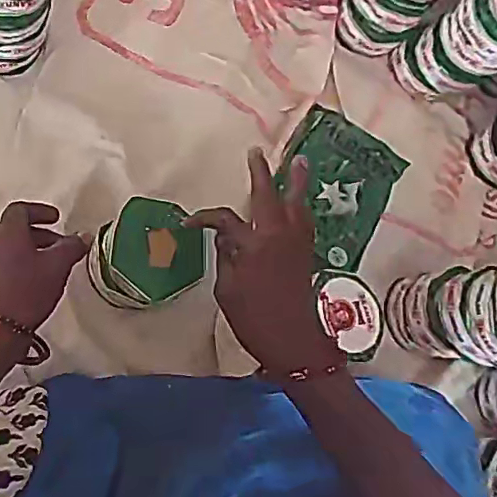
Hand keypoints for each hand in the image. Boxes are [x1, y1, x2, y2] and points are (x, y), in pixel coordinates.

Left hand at [0, 202, 89, 329]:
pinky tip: (43, 280)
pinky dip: (27, 263)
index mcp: (9, 231)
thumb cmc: (28, 288)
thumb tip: (83, 236)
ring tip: (56, 264)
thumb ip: (72, 247)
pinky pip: (10, 262)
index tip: (56, 218)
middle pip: (17, 228)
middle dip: (41, 232)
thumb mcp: (57, 265)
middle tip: (61, 243)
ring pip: (14, 247)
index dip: (39, 210)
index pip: (20, 210)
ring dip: (35, 249)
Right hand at [186, 149, 338, 373]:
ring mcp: (296, 243)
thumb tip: (224, 238)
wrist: (295, 342)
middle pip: (268, 196)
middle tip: (256, 153)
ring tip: (299, 162)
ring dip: (296, 182)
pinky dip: (302, 206)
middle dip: (260, 174)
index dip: (204, 219)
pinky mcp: (307, 254)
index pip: (224, 220)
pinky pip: (305, 220)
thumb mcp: (227, 290)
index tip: (189, 223)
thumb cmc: (254, 320)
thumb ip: (225, 258)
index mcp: (253, 245)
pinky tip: (301, 203)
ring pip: (296, 204)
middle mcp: (277, 236)